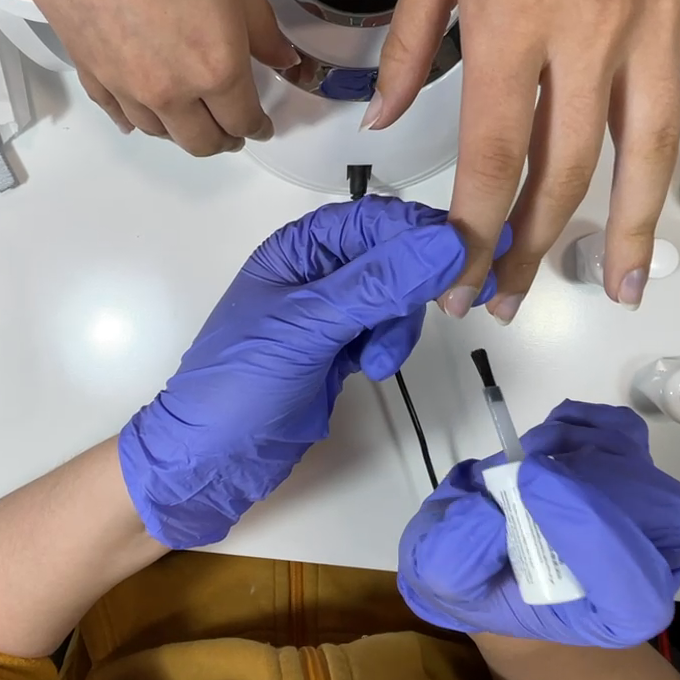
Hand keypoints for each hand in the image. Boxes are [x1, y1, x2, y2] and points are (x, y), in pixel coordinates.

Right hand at [0, 0, 296, 155]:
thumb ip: (261, 28)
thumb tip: (283, 60)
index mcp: (216, 68)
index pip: (242, 118)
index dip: (257, 126)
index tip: (262, 125)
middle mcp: (168, 90)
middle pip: (199, 141)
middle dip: (222, 140)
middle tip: (231, 130)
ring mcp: (121, 83)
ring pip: (156, 130)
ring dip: (179, 132)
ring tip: (189, 119)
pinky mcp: (84, 65)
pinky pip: (113, 110)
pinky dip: (133, 118)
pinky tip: (137, 115)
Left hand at [119, 198, 501, 548]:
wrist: (213, 459)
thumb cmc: (244, 383)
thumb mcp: (309, 327)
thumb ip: (376, 284)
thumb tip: (448, 241)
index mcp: (296, 250)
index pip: (372, 221)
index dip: (419, 233)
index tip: (465, 257)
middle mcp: (315, 272)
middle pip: (391, 257)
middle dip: (414, 284)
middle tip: (450, 307)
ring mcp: (328, 313)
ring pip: (394, 297)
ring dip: (398, 324)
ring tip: (377, 360)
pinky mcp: (339, 348)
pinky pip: (384, 330)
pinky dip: (388, 345)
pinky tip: (371, 367)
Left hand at [369, 0, 679, 319]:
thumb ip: (411, 44)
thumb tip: (387, 119)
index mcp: (512, 28)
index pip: (493, 158)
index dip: (474, 230)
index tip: (459, 278)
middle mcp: (590, 39)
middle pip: (564, 171)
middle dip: (533, 246)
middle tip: (510, 299)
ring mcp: (660, 22)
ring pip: (650, 149)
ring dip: (635, 227)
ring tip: (625, 286)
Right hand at [397, 400, 679, 647]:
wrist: (475, 549)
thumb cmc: (467, 574)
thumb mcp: (440, 576)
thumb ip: (458, 555)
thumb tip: (494, 512)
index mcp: (602, 614)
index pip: (635, 590)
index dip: (594, 536)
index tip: (529, 484)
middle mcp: (638, 569)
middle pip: (666, 522)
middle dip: (597, 482)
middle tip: (529, 464)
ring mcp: (638, 515)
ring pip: (645, 470)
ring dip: (582, 445)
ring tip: (526, 451)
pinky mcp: (622, 469)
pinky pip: (627, 433)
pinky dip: (589, 420)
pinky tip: (549, 432)